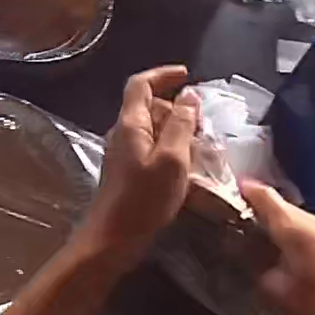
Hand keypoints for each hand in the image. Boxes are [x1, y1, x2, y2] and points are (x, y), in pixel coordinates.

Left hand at [77, 66, 199, 259]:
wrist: (112, 240)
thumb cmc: (143, 199)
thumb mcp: (172, 160)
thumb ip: (181, 125)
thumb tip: (189, 96)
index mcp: (131, 124)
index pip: (141, 84)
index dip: (163, 74)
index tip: (187, 76)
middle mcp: (123, 133)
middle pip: (149, 106)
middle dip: (176, 108)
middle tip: (202, 124)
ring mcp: (124, 153)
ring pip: (152, 129)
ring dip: (176, 131)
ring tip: (200, 147)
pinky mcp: (128, 172)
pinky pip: (151, 149)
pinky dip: (170, 149)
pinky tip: (186, 167)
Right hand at [240, 181, 314, 314]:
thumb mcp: (283, 299)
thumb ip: (265, 276)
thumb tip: (262, 268)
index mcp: (299, 231)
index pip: (268, 199)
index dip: (250, 191)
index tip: (238, 187)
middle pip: (290, 212)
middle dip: (271, 218)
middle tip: (255, 231)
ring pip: (311, 225)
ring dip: (295, 234)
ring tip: (284, 255)